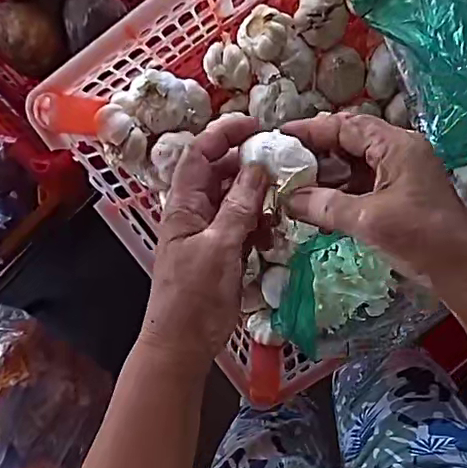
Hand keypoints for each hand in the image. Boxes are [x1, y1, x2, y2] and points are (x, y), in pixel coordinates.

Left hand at [138, 116, 268, 367]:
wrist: (184, 342)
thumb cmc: (193, 295)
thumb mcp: (219, 246)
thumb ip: (239, 206)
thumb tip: (258, 168)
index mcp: (184, 205)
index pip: (200, 155)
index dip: (224, 134)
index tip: (256, 125)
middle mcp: (196, 213)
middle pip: (221, 175)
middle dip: (248, 165)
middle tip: (281, 163)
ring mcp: (211, 234)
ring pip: (237, 202)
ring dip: (258, 198)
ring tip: (282, 200)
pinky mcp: (225, 254)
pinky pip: (245, 228)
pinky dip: (260, 225)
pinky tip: (274, 232)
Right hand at [282, 113, 466, 301]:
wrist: (462, 272)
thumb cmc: (421, 239)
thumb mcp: (368, 220)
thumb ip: (326, 206)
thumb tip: (288, 199)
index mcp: (396, 146)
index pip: (346, 126)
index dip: (310, 130)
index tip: (279, 137)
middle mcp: (400, 153)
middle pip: (349, 143)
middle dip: (315, 154)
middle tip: (280, 165)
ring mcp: (402, 176)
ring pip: (355, 168)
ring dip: (326, 178)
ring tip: (291, 188)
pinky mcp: (402, 199)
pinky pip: (365, 188)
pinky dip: (341, 195)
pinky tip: (316, 208)